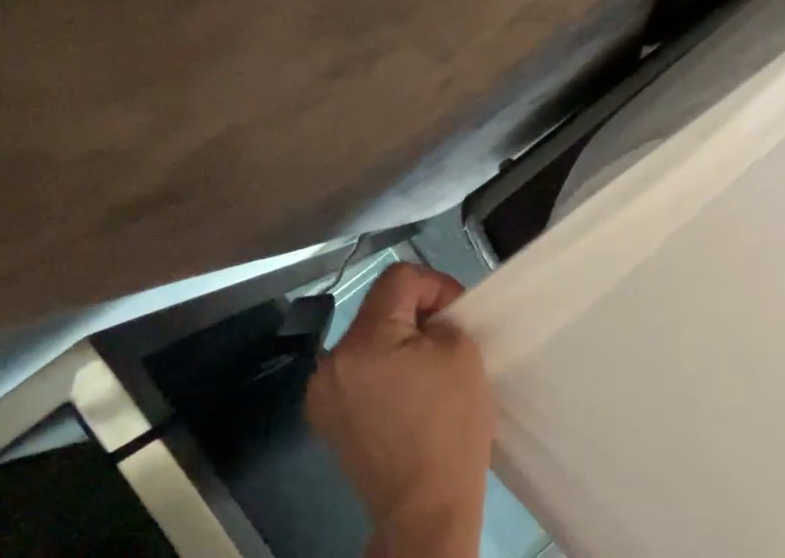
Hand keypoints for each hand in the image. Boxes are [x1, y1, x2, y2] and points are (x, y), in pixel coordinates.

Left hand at [306, 263, 491, 557]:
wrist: (425, 505)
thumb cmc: (451, 426)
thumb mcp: (462, 353)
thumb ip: (442, 320)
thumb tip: (429, 318)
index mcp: (364, 342)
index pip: (398, 278)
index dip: (435, 285)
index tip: (455, 313)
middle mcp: (330, 362)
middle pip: (379, 309)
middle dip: (415, 316)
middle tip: (446, 341)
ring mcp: (322, 393)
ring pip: (367, 340)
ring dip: (396, 344)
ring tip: (426, 372)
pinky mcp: (325, 418)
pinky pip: (356, 372)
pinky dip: (381, 372)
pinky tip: (404, 397)